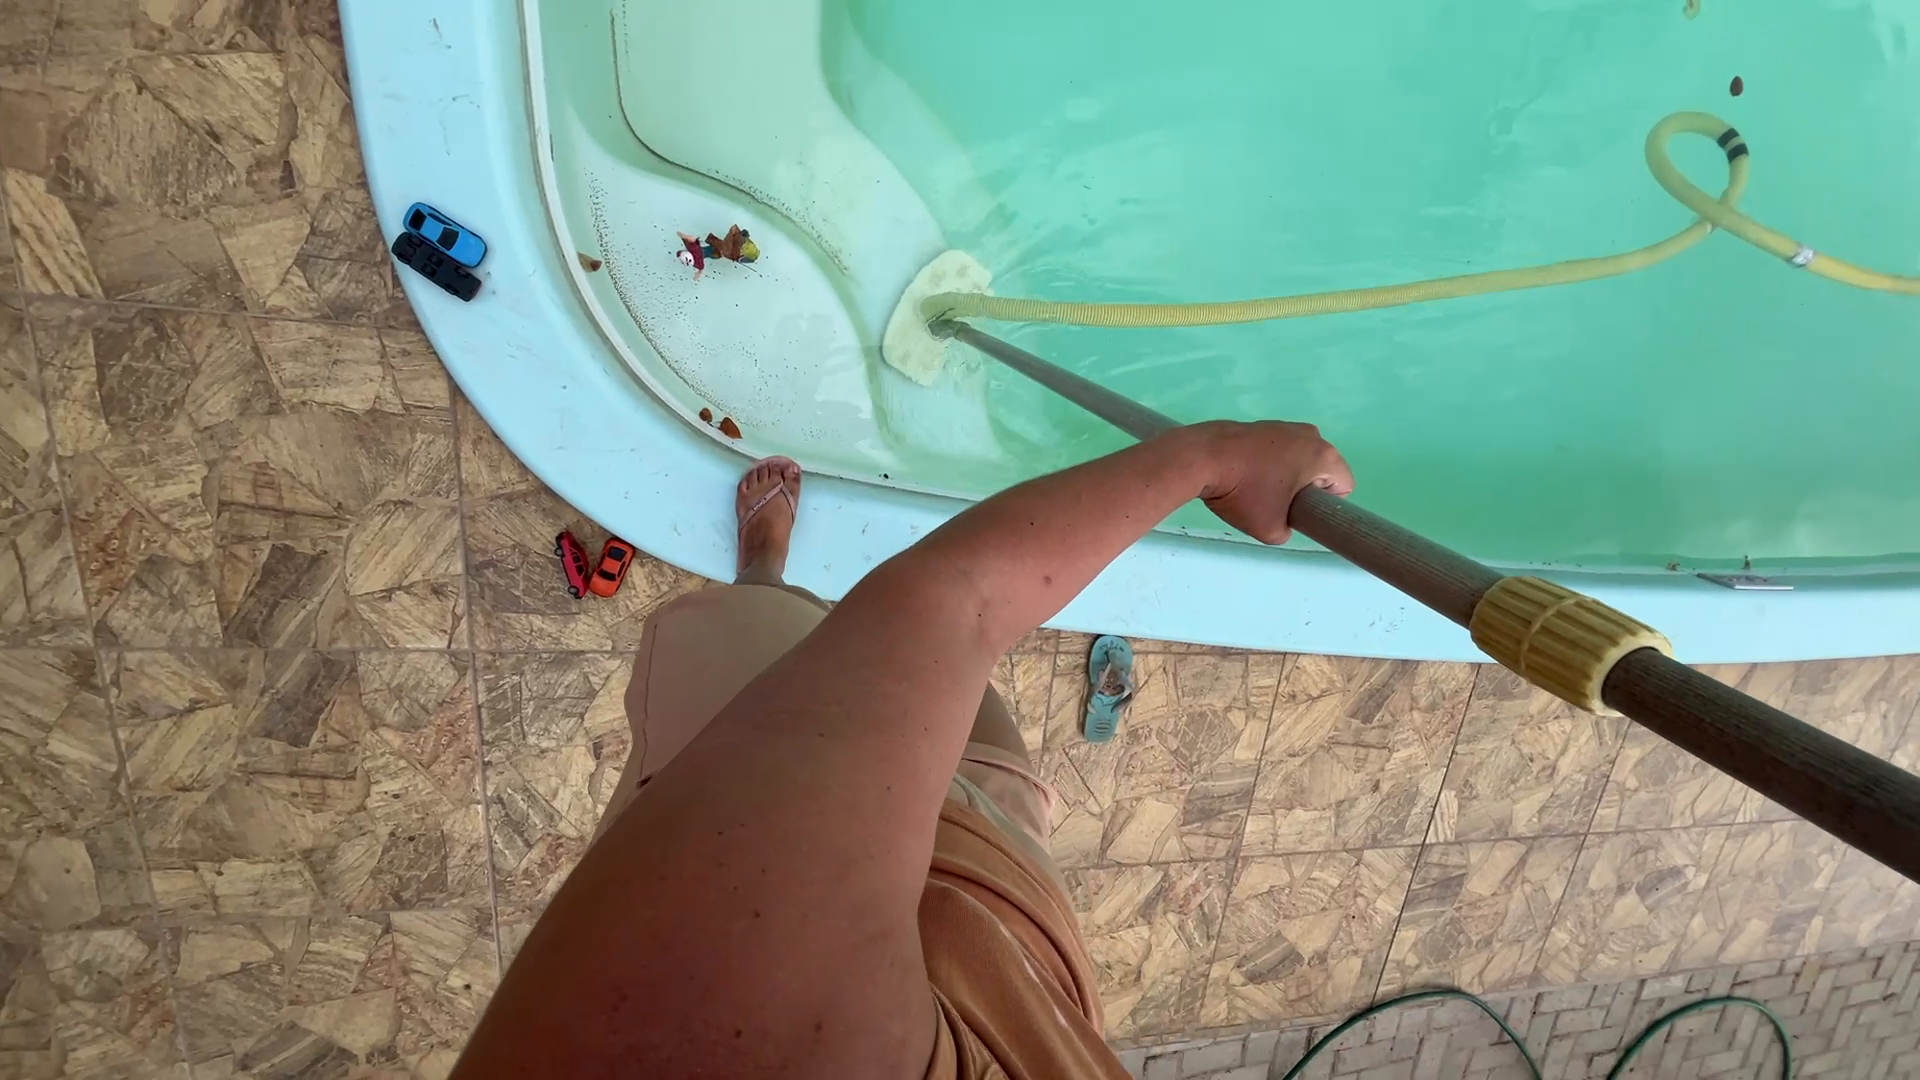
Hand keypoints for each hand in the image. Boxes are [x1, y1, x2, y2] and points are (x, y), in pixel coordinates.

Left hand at [1187, 420, 1353, 544]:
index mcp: (1323, 455)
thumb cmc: (1242, 493)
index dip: (1324, 506)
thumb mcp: (1270, 530)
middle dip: (1300, 490)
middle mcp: (1308, 434)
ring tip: (1252, 490)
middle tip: (1273, 505)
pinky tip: (1240, 475)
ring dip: (1280, 477)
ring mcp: (1281, 425)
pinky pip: (1272, 452)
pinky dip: (1262, 465)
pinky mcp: (1257, 425)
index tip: (1296, 512)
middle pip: (1318, 471)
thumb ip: (1287, 532)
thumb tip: (1282, 524)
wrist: (1199, 459)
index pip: (1343, 485)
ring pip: (1293, 460)